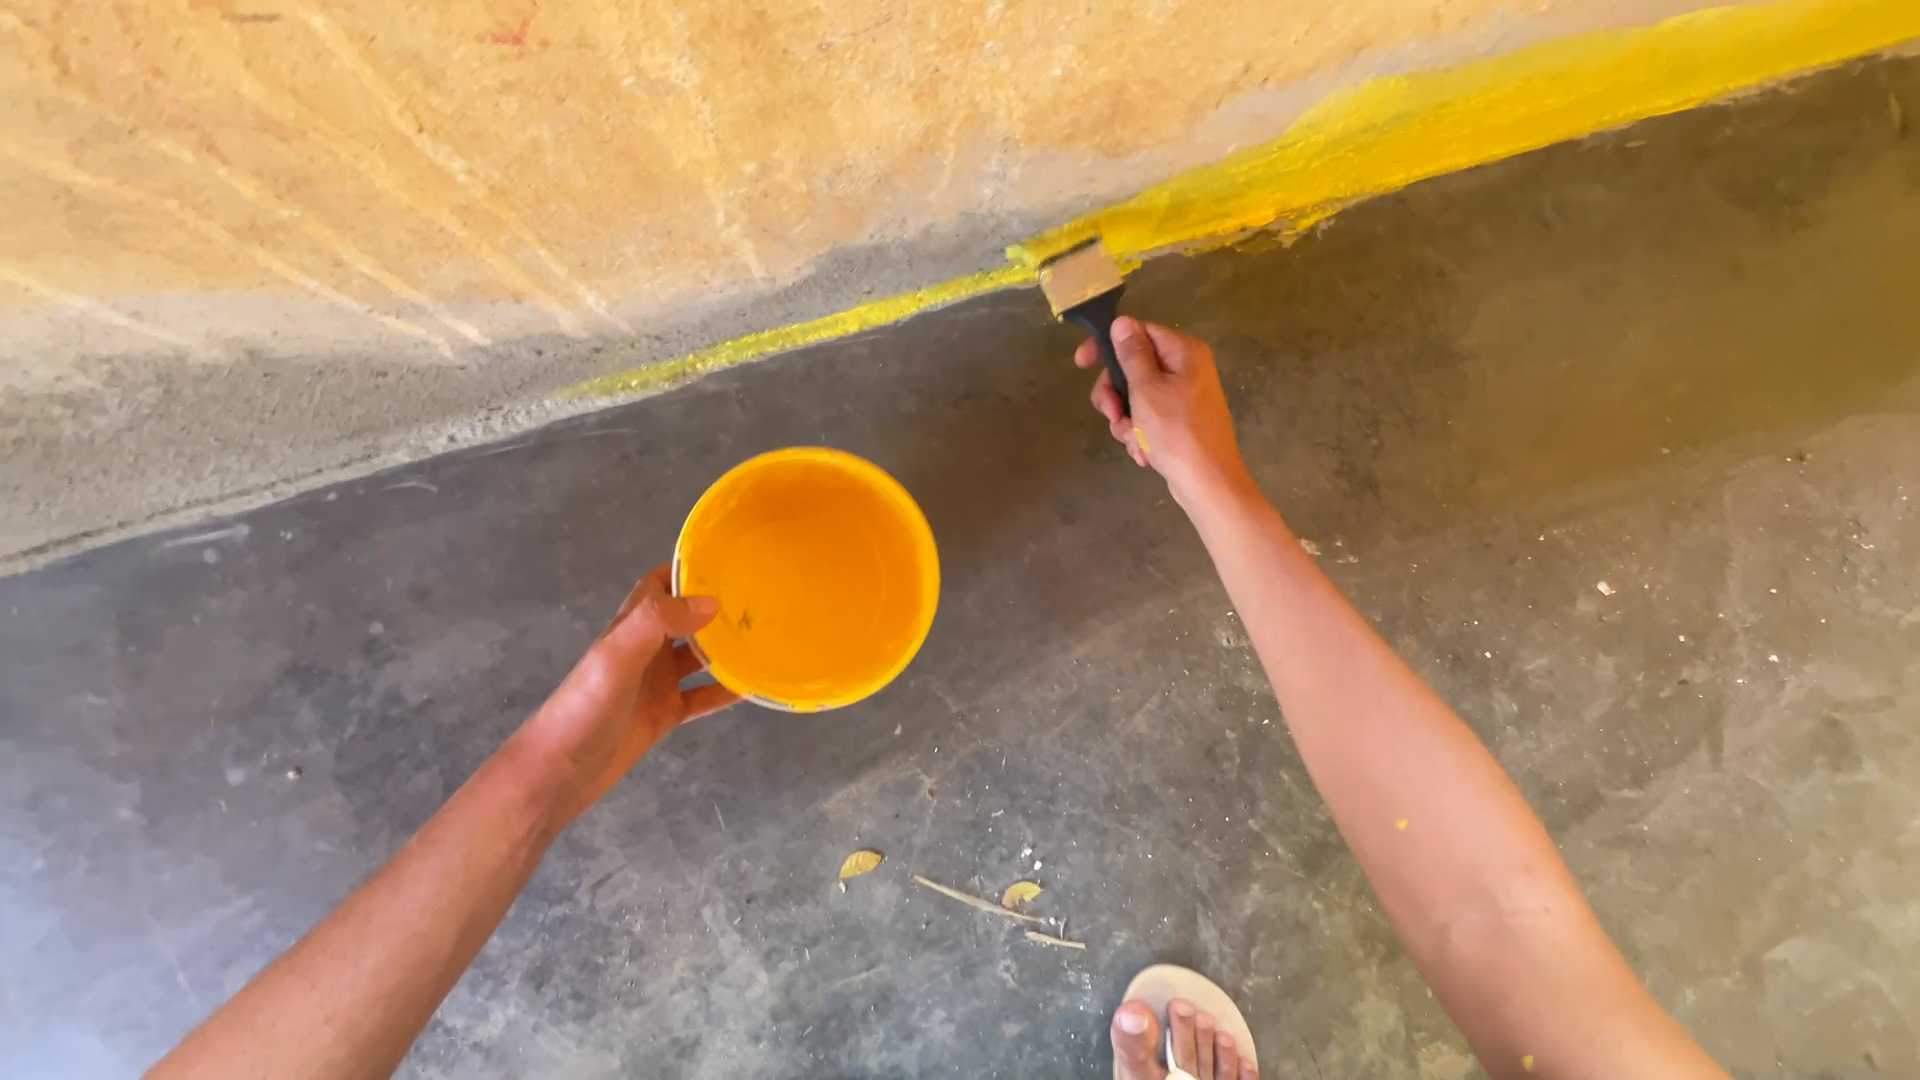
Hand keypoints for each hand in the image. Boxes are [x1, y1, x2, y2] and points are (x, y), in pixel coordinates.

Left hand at [509, 565, 738, 827]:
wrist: (559, 772)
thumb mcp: (618, 657)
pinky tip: (754, 687)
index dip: (688, 570)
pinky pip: (704, 696)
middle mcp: (647, 649)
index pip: (661, 584)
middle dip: (718, 607)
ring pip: (700, 656)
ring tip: (767, 638)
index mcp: (631, 627)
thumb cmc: (585, 707)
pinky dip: (727, 690)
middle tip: (763, 599)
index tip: (729, 561)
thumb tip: (712, 602)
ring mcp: (657, 682)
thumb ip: (659, 623)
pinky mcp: (666, 713)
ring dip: (728, 648)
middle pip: (687, 618)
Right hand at [1076, 316, 1252, 506]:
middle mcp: (1186, 369)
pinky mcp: (1179, 421)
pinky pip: (1148, 418)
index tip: (1081, 364)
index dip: (1108, 347)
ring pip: (1136, 397)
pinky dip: (1140, 434)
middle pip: (1133, 368)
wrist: (1207, 482)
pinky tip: (1144, 452)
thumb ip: (1132, 354)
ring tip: (1134, 441)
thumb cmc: (1176, 432)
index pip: (1138, 333)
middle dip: (1116, 396)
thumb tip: (1122, 322)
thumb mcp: (1147, 389)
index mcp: (1183, 352)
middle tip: (1113, 416)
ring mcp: (1183, 396)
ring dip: (1126, 421)